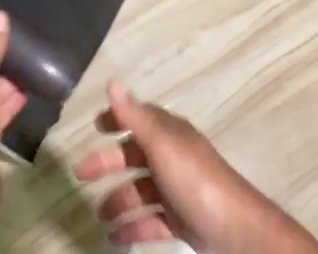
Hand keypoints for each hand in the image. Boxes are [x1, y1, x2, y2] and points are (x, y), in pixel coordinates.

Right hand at [73, 80, 317, 253]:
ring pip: (141, 191)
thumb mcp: (162, 144)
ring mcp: (178, 190)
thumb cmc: (195, 180)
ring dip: (119, 202)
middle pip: (134, 156)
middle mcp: (173, 157)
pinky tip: (115, 237)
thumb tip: (111, 80)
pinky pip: (152, 221)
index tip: (95, 125)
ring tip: (100, 217)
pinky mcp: (183, 220)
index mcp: (169, 134)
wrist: (237, 230)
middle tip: (80, 175)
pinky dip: (133, 227)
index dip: (118, 118)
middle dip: (108, 164)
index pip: (139, 117)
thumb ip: (134, 116)